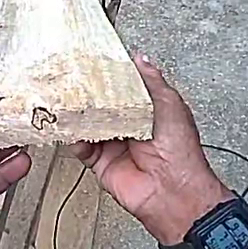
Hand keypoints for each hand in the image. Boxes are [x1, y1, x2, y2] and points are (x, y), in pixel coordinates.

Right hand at [73, 55, 232, 245]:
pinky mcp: (101, 162)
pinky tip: (71, 128)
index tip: (94, 64)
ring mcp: (114, 144)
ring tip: (67, 100)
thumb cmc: (180, 149)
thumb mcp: (169, 103)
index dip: (110, 78)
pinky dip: (74, 138)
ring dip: (79, 115)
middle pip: (102, 106)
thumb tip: (140, 59)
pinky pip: (82, 147)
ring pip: (88, 124)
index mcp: (147, 111)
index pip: (123, 89)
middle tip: (74, 81)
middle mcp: (129, 126)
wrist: (172, 189)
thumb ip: (151, 81)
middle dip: (89, 95)